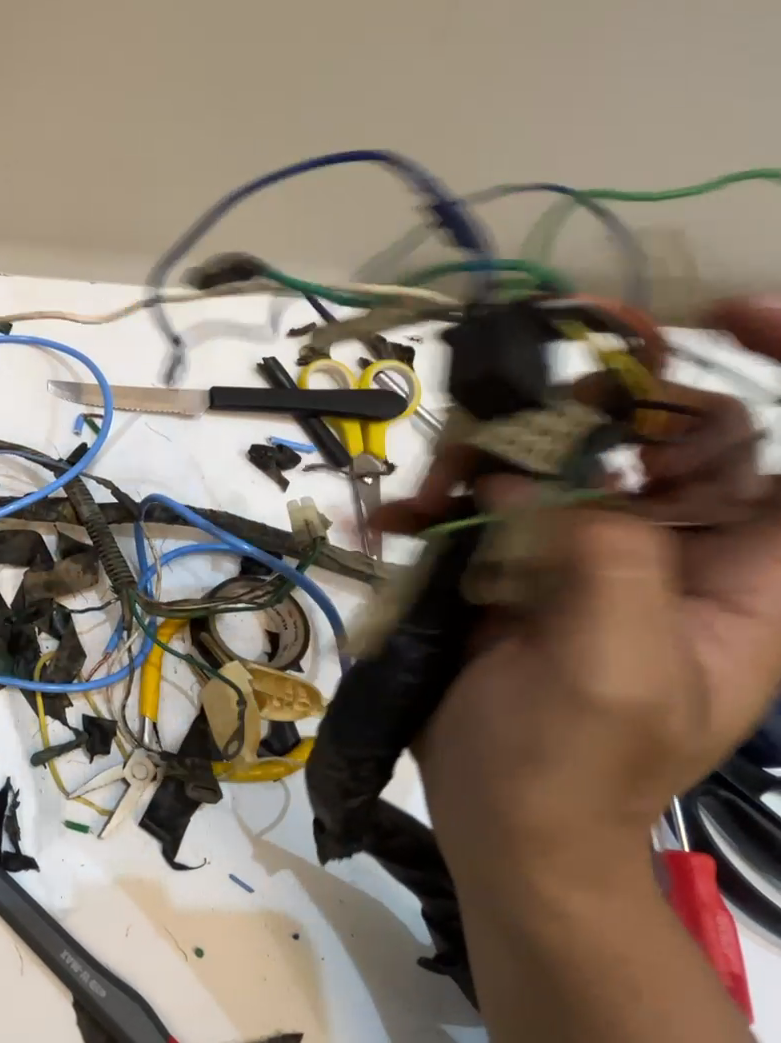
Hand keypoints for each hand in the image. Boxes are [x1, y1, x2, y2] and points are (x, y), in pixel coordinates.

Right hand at [376, 296, 780, 875]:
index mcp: (746, 574)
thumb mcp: (611, 665)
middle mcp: (673, 550)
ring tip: (419, 499)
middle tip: (485, 438)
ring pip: (544, 465)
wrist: (504, 814)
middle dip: (568, 421)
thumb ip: (597, 560)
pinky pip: (477, 508)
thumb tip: (523, 476)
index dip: (778, 369)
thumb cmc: (577, 757)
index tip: (711, 320)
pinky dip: (432, 505)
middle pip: (644, 441)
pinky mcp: (512, 569)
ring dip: (477, 464)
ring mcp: (583, 557)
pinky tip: (392, 524)